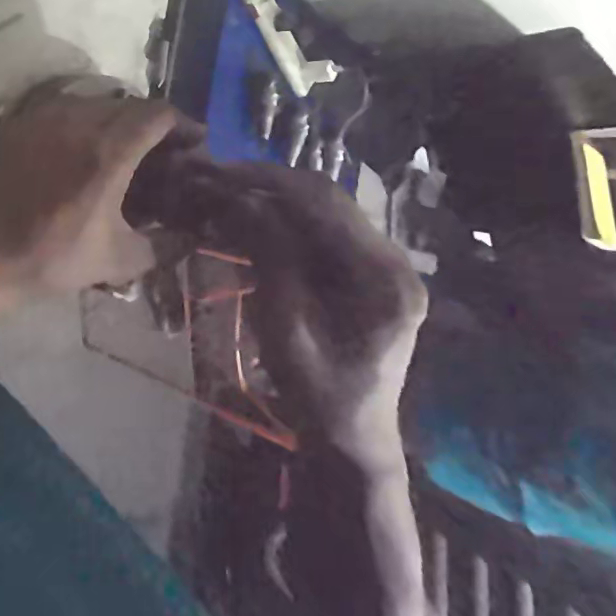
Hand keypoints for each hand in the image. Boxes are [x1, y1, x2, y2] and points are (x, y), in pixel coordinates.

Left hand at [0, 92, 178, 296]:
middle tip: (163, 150)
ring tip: (126, 148)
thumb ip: (163, 246)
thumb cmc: (52, 256)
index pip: (158, 114)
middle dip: (154, 123)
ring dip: (121, 119)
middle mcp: (81, 120)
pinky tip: (87, 147)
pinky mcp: (25, 120)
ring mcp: (48, 116)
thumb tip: (191, 238)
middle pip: (132, 104)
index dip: (183, 124)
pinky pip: (69, 107)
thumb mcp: (118, 259)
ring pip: (99, 102)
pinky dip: (88, 120)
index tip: (194, 143)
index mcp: (109, 151)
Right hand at [217, 164, 428, 456]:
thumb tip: (240, 199)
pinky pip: (326, 229)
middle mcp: (394, 259)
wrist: (350, 440)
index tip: (222, 174)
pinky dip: (289, 218)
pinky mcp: (371, 271)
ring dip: (278, 197)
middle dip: (271, 183)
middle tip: (220, 178)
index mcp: (383, 277)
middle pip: (328, 199)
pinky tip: (257, 218)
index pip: (324, 205)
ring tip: (232, 192)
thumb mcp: (284, 328)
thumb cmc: (316, 395)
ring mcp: (386, 264)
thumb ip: (268, 257)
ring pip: (326, 208)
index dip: (269, 182)